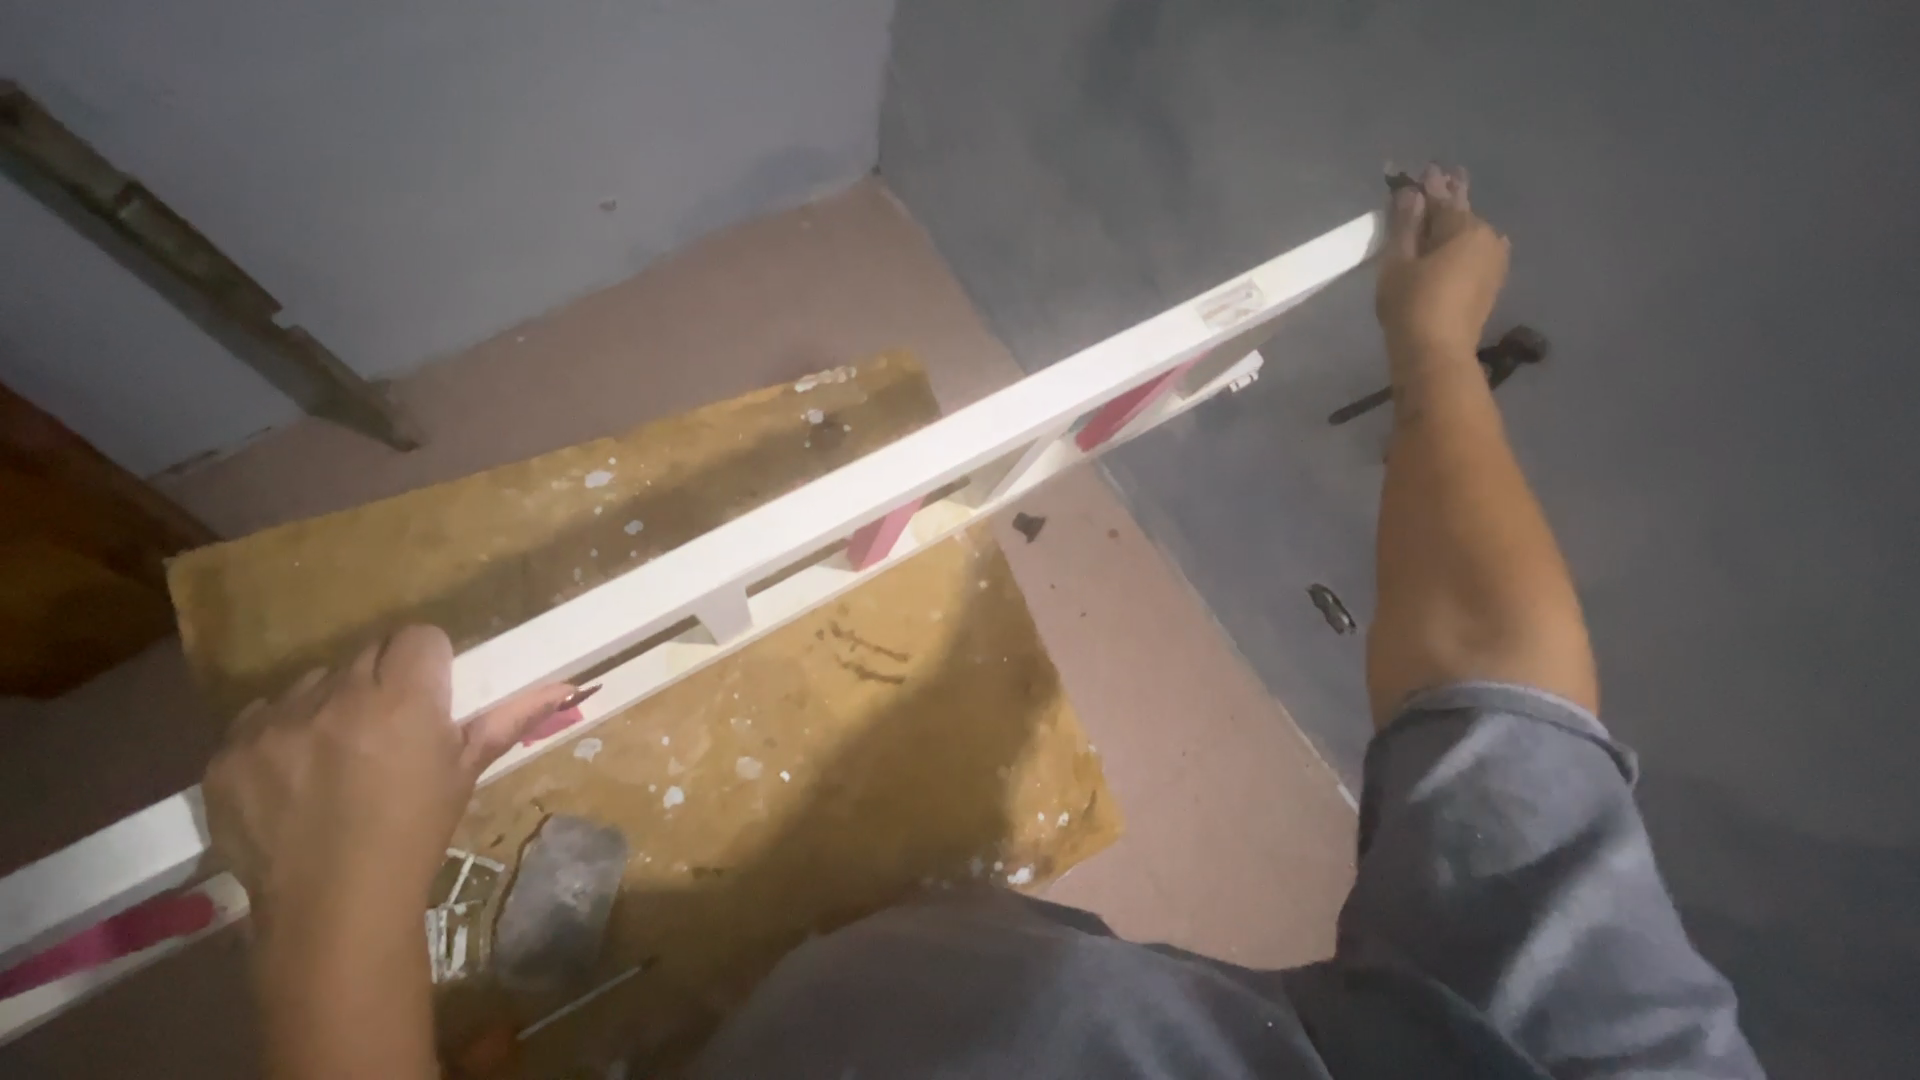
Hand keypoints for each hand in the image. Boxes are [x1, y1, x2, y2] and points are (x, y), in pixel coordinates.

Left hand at [203, 625, 573, 925]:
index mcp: (402, 700)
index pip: (417, 636)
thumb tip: (566, 686)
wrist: (334, 906)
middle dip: (382, 679)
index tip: (430, 691)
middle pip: (366, 654)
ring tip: (338, 752)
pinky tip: (296, 774)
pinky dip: (282, 733)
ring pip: (313, 683)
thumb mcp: (467, 770)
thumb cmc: (418, 832)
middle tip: (390, 725)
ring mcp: (274, 725)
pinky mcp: (227, 754)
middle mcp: (336, 699)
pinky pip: (262, 716)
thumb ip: (510, 718)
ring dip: (331, 703)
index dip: (428, 660)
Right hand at [1376, 163, 1510, 361]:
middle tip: (1439, 175)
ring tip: (1443, 208)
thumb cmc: (1410, 306)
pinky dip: (1461, 242)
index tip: (1419, 168)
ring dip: (1454, 221)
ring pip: (1469, 232)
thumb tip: (1410, 193)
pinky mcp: (1491, 282)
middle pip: (1461, 212)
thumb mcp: (1397, 263)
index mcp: (1464, 227)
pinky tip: (1454, 241)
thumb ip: (1405, 225)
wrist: (1435, 353)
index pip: (1440, 197)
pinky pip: (1475, 251)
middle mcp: (1487, 237)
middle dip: (1447, 195)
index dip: (1426, 183)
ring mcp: (1494, 260)